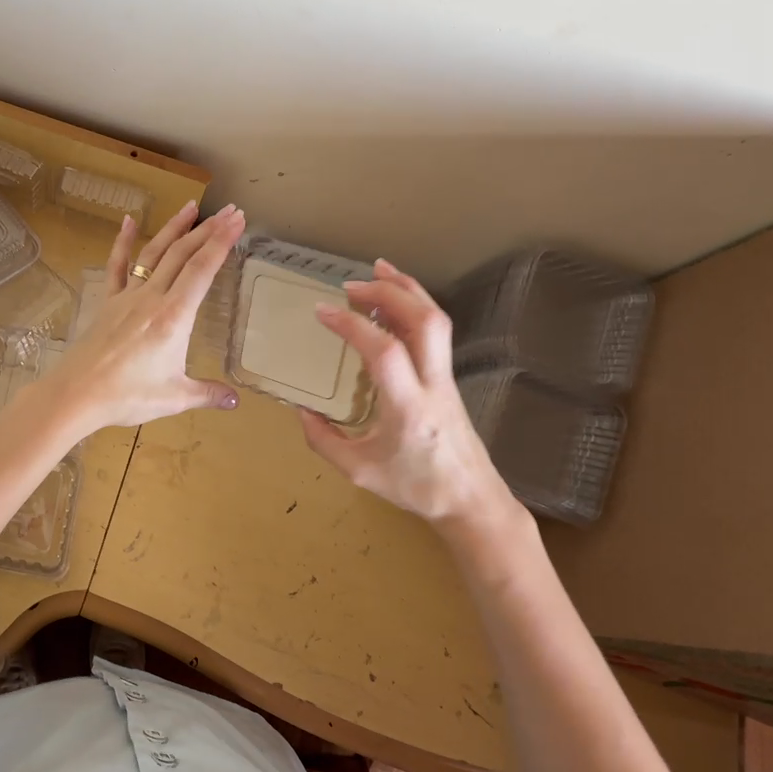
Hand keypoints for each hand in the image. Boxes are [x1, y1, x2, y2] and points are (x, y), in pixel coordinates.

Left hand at [29, 200, 246, 433]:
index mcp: (174, 316)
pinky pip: (117, 266)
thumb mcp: (175, 397)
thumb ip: (208, 393)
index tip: (237, 221)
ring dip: (174, 228)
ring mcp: (128, 296)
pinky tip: (129, 220)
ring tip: (191, 206)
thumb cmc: (128, 395)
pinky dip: (123, 242)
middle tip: (229, 211)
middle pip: (183, 254)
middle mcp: (152, 297)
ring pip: (154, 253)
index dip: (221, 242)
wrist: (78, 393)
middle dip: (208, 230)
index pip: (202, 270)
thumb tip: (235, 401)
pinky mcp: (108, 301)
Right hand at [299, 260, 522, 537]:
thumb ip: (324, 442)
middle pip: (424, 321)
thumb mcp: (359, 472)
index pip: (384, 351)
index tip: (322, 312)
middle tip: (350, 284)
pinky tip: (394, 300)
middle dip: (388, 292)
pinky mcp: (448, 377)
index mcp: (408, 407)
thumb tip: (301, 411)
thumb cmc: (416, 488)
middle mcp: (432, 384)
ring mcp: (445, 377)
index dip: (352, 325)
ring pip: (436, 320)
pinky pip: (435, 331)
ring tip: (376, 270)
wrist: (472, 501)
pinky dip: (414, 305)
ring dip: (406, 289)